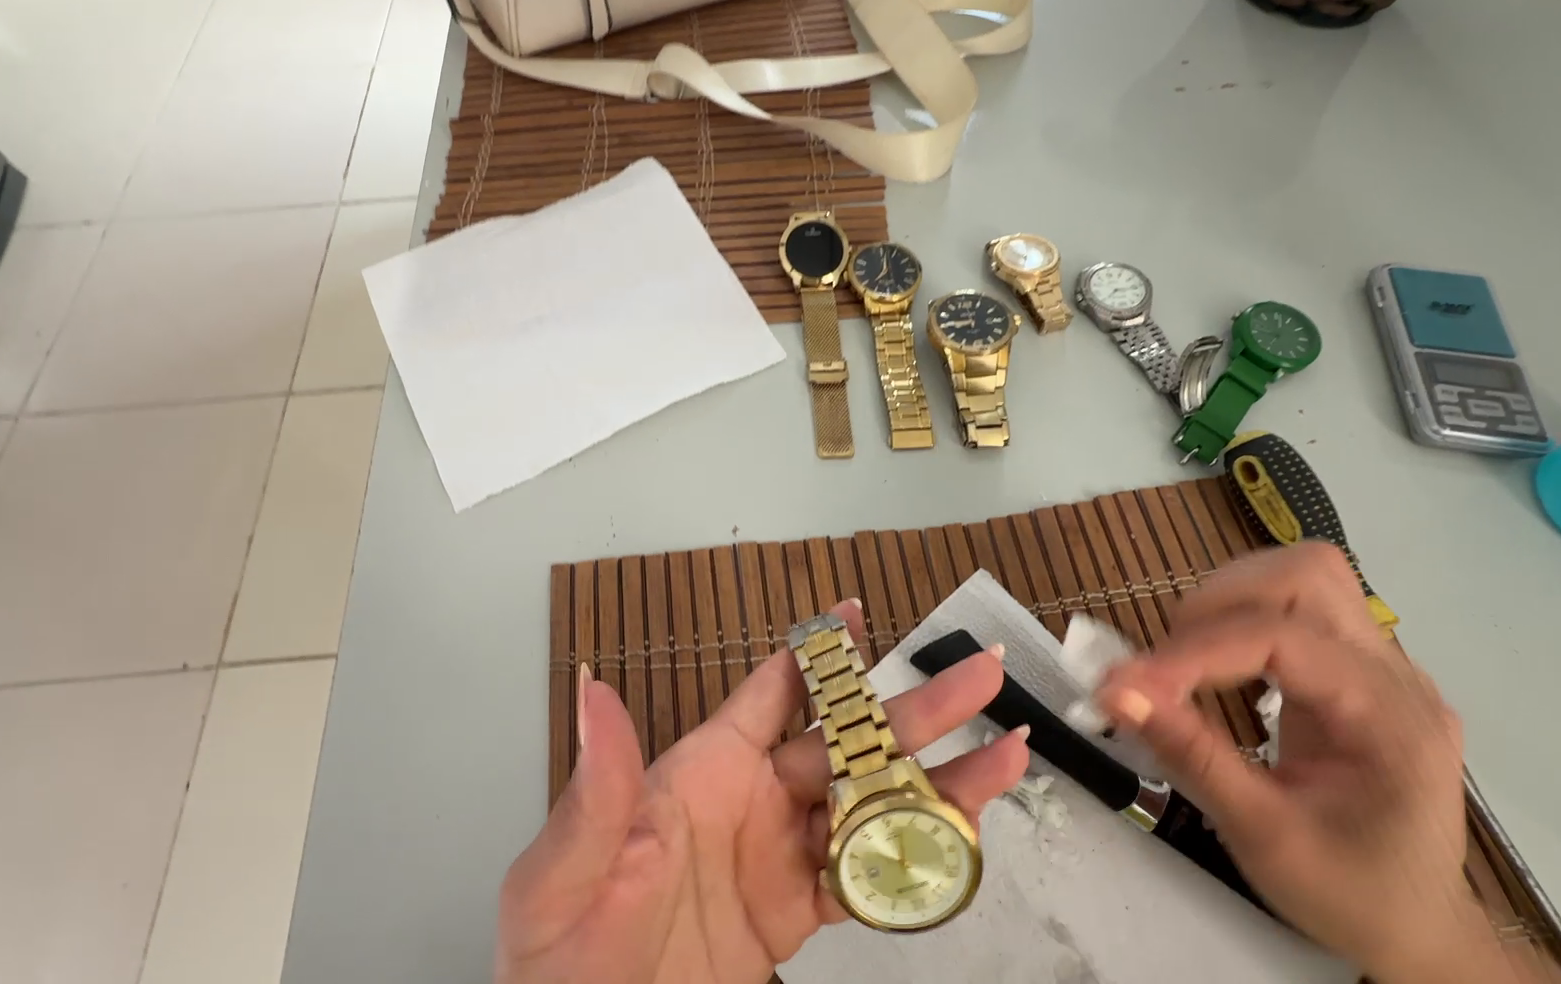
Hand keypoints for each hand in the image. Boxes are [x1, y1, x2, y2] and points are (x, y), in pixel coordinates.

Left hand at [497, 600, 1029, 983]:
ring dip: (937, 781)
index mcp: (699, 773)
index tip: (860, 611)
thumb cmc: (558, 958)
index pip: (770, 692)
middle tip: (976, 676)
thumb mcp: (566, 875)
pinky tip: (962, 841)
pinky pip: (866, 880)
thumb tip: (595, 690)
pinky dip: (918, 861)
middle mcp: (747, 803)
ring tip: (1003, 753)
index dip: (819, 652)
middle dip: (912, 711)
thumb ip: (596, 788)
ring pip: (869, 805)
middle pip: (844, 743)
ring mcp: (774, 858)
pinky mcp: (792, 916)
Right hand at [1093, 544, 1496, 981]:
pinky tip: (1213, 666)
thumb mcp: (1263, 836)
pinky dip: (1236, 617)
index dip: (1194, 652)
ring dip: (1226, 600)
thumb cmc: (1349, 894)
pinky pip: (1292, 605)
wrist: (1414, 928)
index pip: (1284, 639)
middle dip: (1218, 603)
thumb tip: (1114, 692)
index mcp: (1392, 720)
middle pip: (1306, 576)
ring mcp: (1379, 665)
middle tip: (1164, 664)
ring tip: (1183, 661)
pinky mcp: (1351, 667)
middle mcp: (1395, 674)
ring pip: (1299, 576)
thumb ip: (1191, 755)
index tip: (1122, 685)